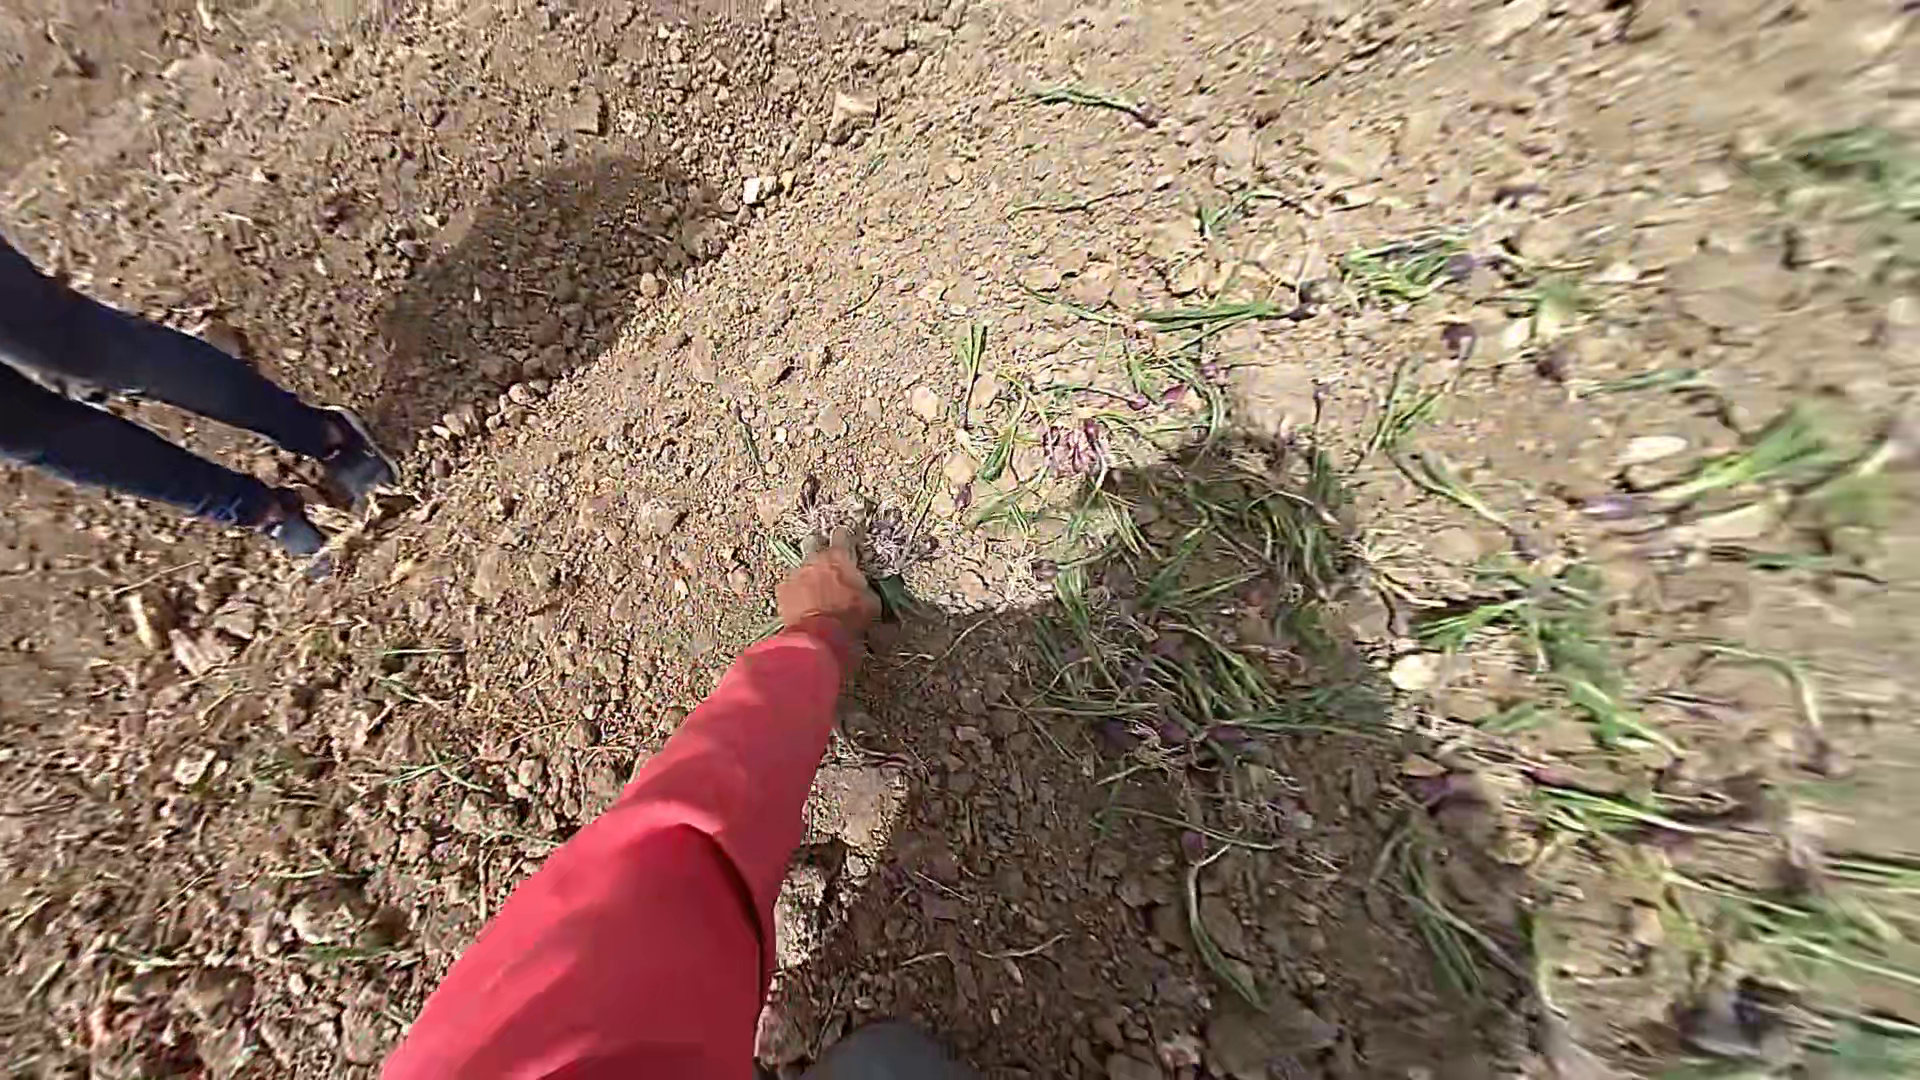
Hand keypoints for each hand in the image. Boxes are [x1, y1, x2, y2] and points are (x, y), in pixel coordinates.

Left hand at [776, 527, 879, 637]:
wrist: (818, 637)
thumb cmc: (848, 618)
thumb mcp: (871, 603)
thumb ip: (866, 588)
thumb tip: (866, 589)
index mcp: (840, 557)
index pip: (842, 537)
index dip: (844, 540)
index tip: (846, 545)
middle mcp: (815, 559)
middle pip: (817, 549)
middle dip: (823, 560)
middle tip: (831, 575)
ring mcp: (796, 573)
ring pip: (803, 569)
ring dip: (809, 578)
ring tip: (816, 595)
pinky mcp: (782, 590)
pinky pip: (790, 586)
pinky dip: (796, 593)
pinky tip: (803, 606)